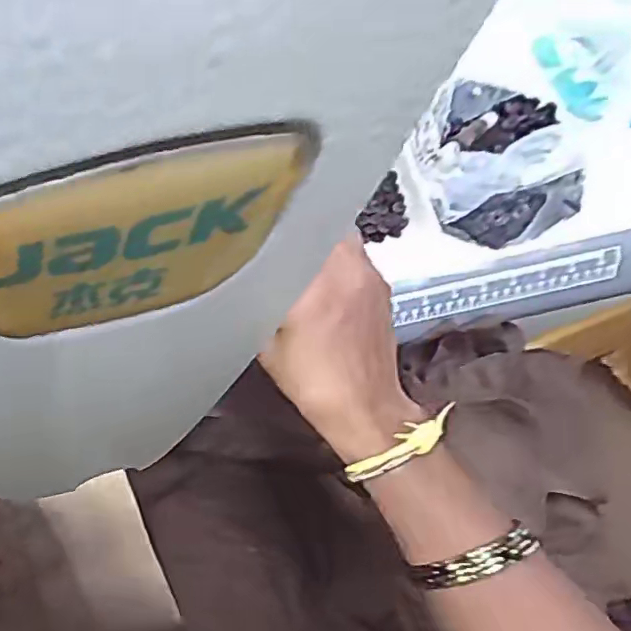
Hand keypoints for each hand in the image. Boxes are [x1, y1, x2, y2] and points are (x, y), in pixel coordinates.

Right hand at [259, 233, 423, 460]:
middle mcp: (348, 270)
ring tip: (292, 254)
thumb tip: (249, 284)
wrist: (365, 406)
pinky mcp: (381, 285)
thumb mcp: (268, 349)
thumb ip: (261, 308)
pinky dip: (334, 258)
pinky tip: (317, 278)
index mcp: (316, 286)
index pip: (293, 234)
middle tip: (270, 235)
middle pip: (322, 224)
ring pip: (340, 237)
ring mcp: (370, 275)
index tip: (251, 225)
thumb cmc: (312, 384)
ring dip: (317, 241)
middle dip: (296, 227)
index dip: (272, 226)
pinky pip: (353, 256)